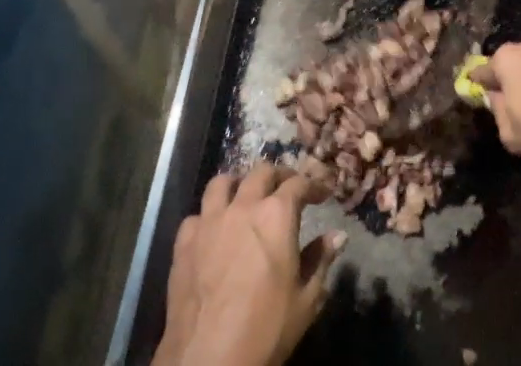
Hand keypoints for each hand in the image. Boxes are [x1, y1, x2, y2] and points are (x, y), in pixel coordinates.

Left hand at [154, 164, 345, 365]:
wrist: (208, 358)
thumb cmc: (266, 328)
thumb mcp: (307, 298)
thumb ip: (321, 260)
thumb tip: (337, 235)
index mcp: (277, 216)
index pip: (298, 183)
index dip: (314, 185)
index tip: (323, 193)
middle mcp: (242, 207)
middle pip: (261, 173)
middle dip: (279, 176)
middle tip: (288, 189)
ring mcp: (208, 222)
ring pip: (221, 183)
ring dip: (238, 183)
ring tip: (246, 195)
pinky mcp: (183, 243)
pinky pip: (197, 215)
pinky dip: (209, 215)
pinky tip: (215, 231)